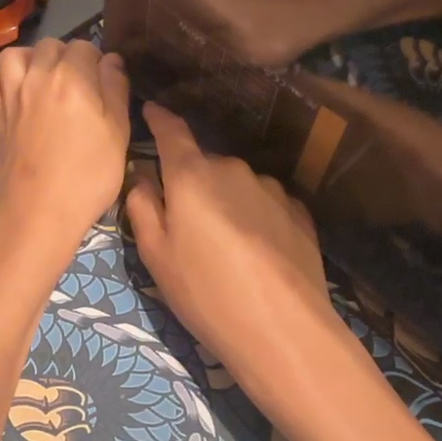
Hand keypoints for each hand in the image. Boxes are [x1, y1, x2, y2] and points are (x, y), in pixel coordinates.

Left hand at [0, 39, 131, 245]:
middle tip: (76, 83)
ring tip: (42, 79)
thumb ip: (115, 89)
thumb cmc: (87, 176)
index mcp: (71, 78)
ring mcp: (9, 94)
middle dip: (65, 56)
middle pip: (50, 46)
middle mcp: (36, 77)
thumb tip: (111, 60)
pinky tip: (16, 94)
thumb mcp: (118, 133)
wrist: (38, 213)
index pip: (84, 46)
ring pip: (14, 55)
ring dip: (30, 60)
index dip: (96, 60)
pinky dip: (3, 80)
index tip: (101, 81)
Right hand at [117, 0, 336, 67]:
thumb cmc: (272, 34)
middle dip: (123, 22)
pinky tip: (166, 56)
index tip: (111, 45)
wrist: (311, 13)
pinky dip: (159, 25)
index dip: (113, 11)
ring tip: (138, 60)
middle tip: (121, 58)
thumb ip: (195, 78)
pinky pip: (170, 6)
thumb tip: (160, 97)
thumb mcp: (234, 62)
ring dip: (141, 24)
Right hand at [124, 103, 346, 387]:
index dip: (159, 118)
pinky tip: (254, 252)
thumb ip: (143, 207)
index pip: (172, 130)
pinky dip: (253, 216)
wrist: (284, 331)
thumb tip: (144, 178)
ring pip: (236, 184)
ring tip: (224, 245)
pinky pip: (264, 203)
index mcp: (192, 174)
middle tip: (184, 222)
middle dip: (191, 181)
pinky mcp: (299, 212)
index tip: (151, 109)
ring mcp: (270, 188)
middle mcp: (233, 168)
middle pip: (203, 163)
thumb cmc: (206, 292)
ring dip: (225, 201)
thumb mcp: (155, 255)